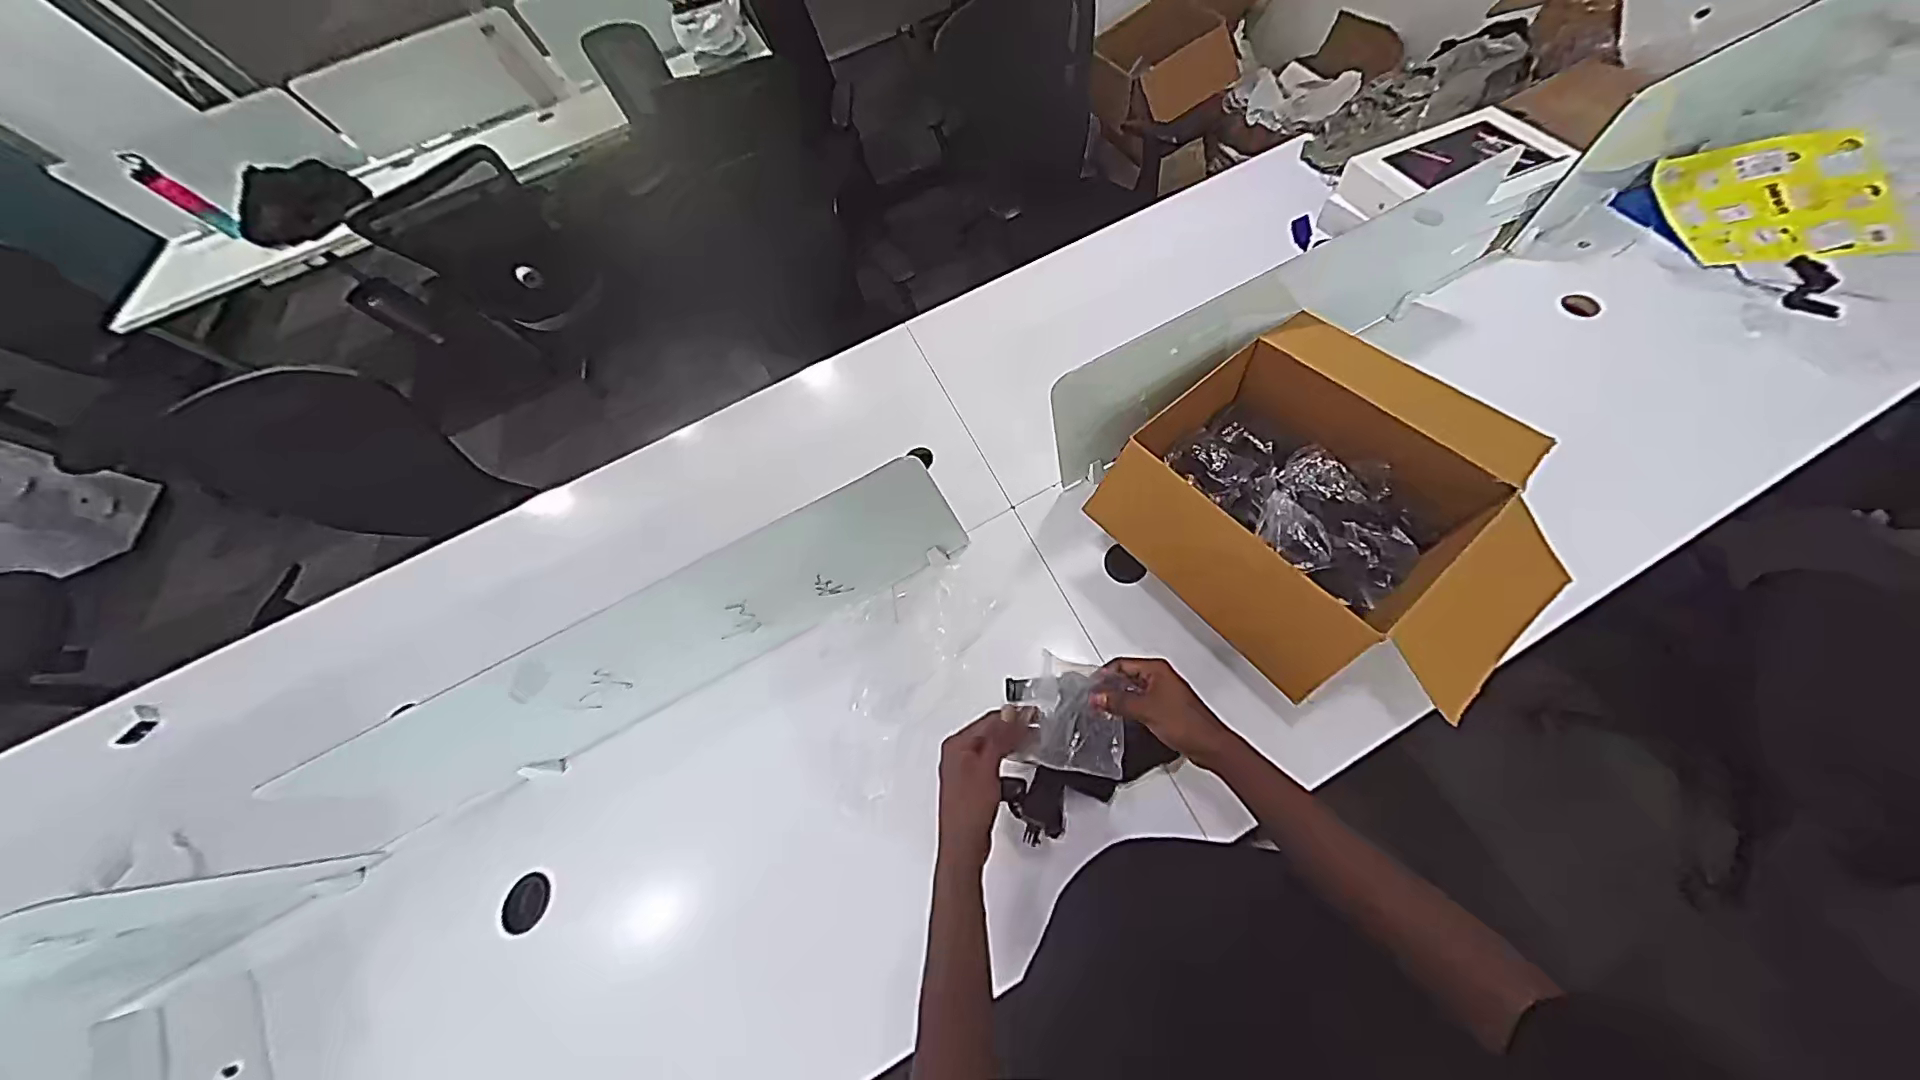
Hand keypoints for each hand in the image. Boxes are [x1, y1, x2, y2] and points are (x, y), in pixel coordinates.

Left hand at [936, 708, 1028, 866]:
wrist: (964, 845)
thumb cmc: (967, 811)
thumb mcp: (988, 767)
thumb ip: (1000, 738)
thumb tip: (1011, 715)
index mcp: (956, 745)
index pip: (988, 720)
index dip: (1013, 715)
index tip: (1033, 714)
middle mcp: (957, 754)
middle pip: (989, 731)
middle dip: (1013, 727)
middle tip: (1035, 725)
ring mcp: (964, 769)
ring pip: (992, 746)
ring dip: (1011, 742)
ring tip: (1030, 740)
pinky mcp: (974, 783)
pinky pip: (993, 761)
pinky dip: (1006, 758)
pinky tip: (1017, 762)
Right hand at [1092, 658, 1243, 771]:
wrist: (1208, 745)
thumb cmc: (1187, 723)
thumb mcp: (1145, 710)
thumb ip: (1118, 702)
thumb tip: (1097, 697)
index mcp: (1156, 669)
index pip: (1121, 664)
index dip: (1104, 675)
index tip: (1091, 687)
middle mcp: (1160, 677)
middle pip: (1126, 675)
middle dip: (1109, 687)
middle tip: (1095, 698)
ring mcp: (1163, 692)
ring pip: (1132, 690)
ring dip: (1118, 698)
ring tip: (1104, 708)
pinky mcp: (1164, 707)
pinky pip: (1140, 702)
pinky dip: (1129, 707)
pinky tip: (1122, 716)